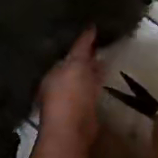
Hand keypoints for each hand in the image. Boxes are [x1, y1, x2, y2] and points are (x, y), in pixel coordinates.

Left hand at [37, 29, 102, 150]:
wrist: (73, 129)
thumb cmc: (70, 94)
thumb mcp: (76, 64)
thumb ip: (82, 47)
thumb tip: (90, 27)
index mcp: (52, 73)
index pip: (65, 54)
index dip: (78, 44)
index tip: (91, 32)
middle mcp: (58, 85)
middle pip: (73, 66)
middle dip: (84, 57)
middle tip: (100, 42)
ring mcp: (70, 98)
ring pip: (82, 78)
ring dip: (92, 69)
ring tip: (105, 56)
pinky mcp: (83, 109)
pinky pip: (91, 89)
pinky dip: (97, 81)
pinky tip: (105, 75)